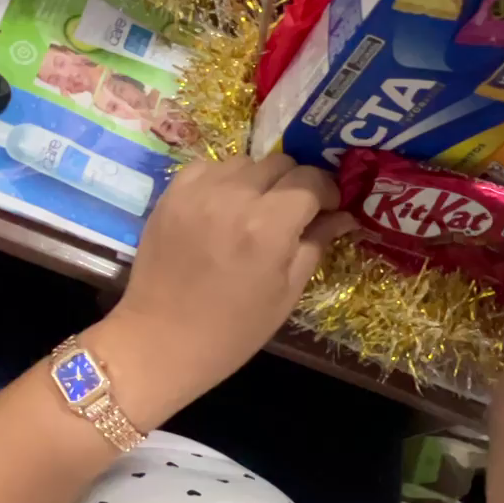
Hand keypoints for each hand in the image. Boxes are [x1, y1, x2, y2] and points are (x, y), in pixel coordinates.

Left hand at [88, 154, 353, 426]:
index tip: (326, 209)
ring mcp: (197, 193)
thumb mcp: (285, 294)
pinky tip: (222, 208)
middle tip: (292, 213)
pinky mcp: (171, 195)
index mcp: (268, 227)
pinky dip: (223, 180)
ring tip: (254, 212)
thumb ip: (315, 245)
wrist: (161, 341)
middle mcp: (233, 198)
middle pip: (280, 163)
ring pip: (245, 161)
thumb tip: (342, 215)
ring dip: (258, 180)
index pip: (311, 180)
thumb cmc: (232, 331)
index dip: (326, 191)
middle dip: (295, 184)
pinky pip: (208, 167)